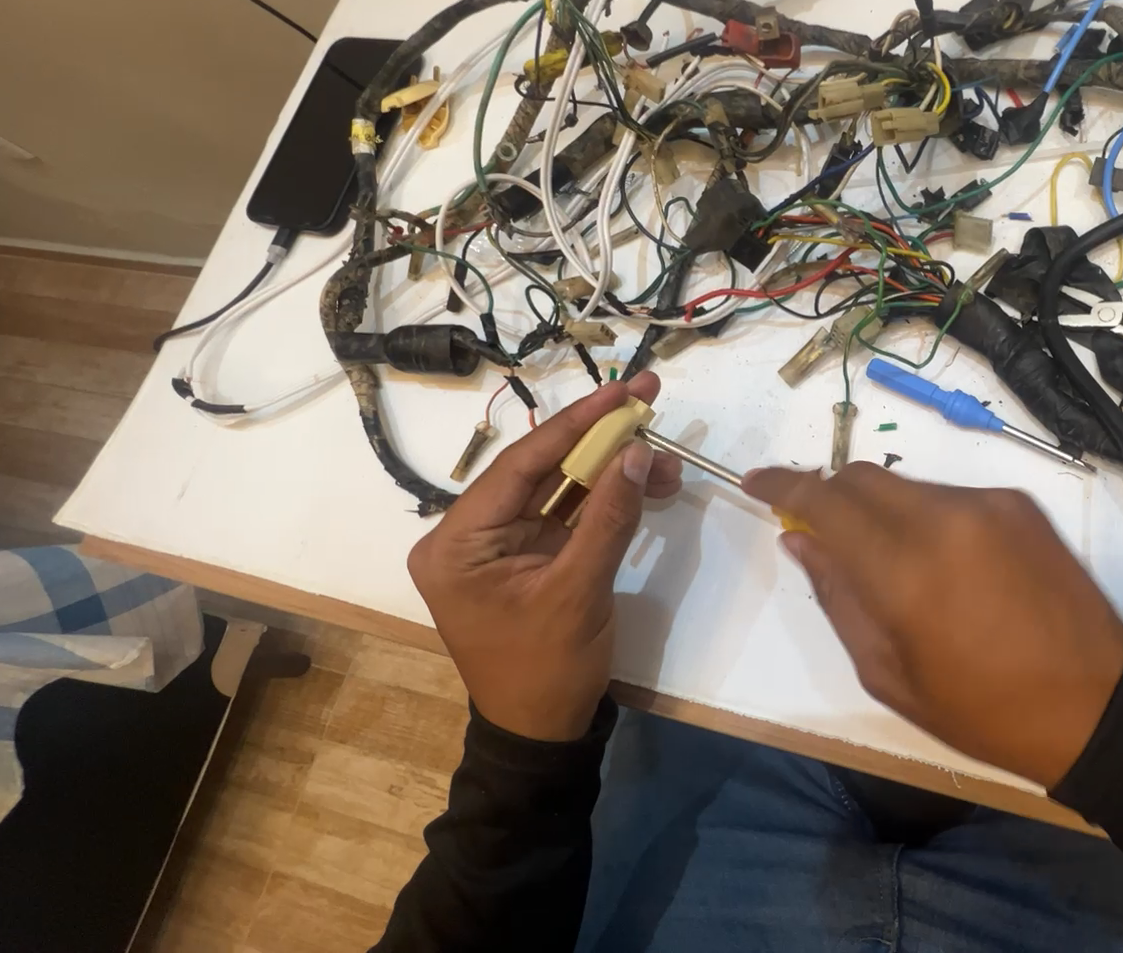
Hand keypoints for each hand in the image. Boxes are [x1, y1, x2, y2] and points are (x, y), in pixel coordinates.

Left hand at [407, 373, 682, 740]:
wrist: (544, 731)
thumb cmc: (547, 668)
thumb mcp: (579, 591)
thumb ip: (608, 517)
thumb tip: (637, 452)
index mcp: (457, 543)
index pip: (520, 465)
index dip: (575, 424)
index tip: (619, 391)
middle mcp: (472, 533)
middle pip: (544, 469)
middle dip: (599, 437)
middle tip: (646, 397)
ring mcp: (504, 543)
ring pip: (563, 487)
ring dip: (614, 468)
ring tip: (665, 456)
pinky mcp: (533, 554)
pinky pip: (573, 513)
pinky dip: (610, 498)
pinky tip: (649, 481)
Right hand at [745, 463, 1122, 788]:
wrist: (1097, 703)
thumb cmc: (982, 709)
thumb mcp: (889, 674)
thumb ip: (837, 597)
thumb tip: (801, 542)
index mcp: (904, 569)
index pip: (824, 500)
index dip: (782, 485)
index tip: (755, 484)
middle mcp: (944, 517)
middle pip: (862, 476)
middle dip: (829, 495)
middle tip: (819, 531)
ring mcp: (988, 503)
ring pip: (907, 485)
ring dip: (880, 510)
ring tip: (893, 564)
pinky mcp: (1020, 502)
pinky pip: (951, 495)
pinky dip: (927, 516)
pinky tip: (946, 564)